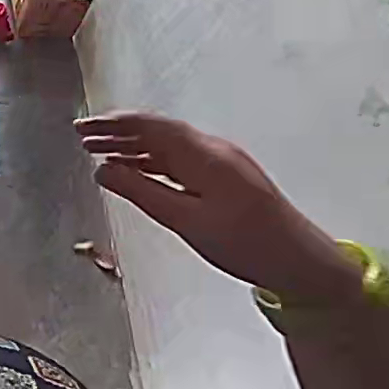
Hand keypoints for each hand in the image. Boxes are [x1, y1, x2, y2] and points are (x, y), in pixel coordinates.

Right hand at [75, 113, 361, 304]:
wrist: (305, 264)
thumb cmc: (245, 243)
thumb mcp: (185, 220)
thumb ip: (140, 191)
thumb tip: (102, 171)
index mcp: (202, 153)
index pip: (148, 125)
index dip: (111, 124)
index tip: (82, 127)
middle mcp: (210, 148)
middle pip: (155, 131)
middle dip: (116, 132)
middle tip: (82, 138)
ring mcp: (220, 160)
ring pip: (165, 145)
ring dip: (131, 146)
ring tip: (98, 153)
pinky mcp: (225, 175)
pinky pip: (178, 158)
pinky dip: (150, 160)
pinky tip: (134, 169)